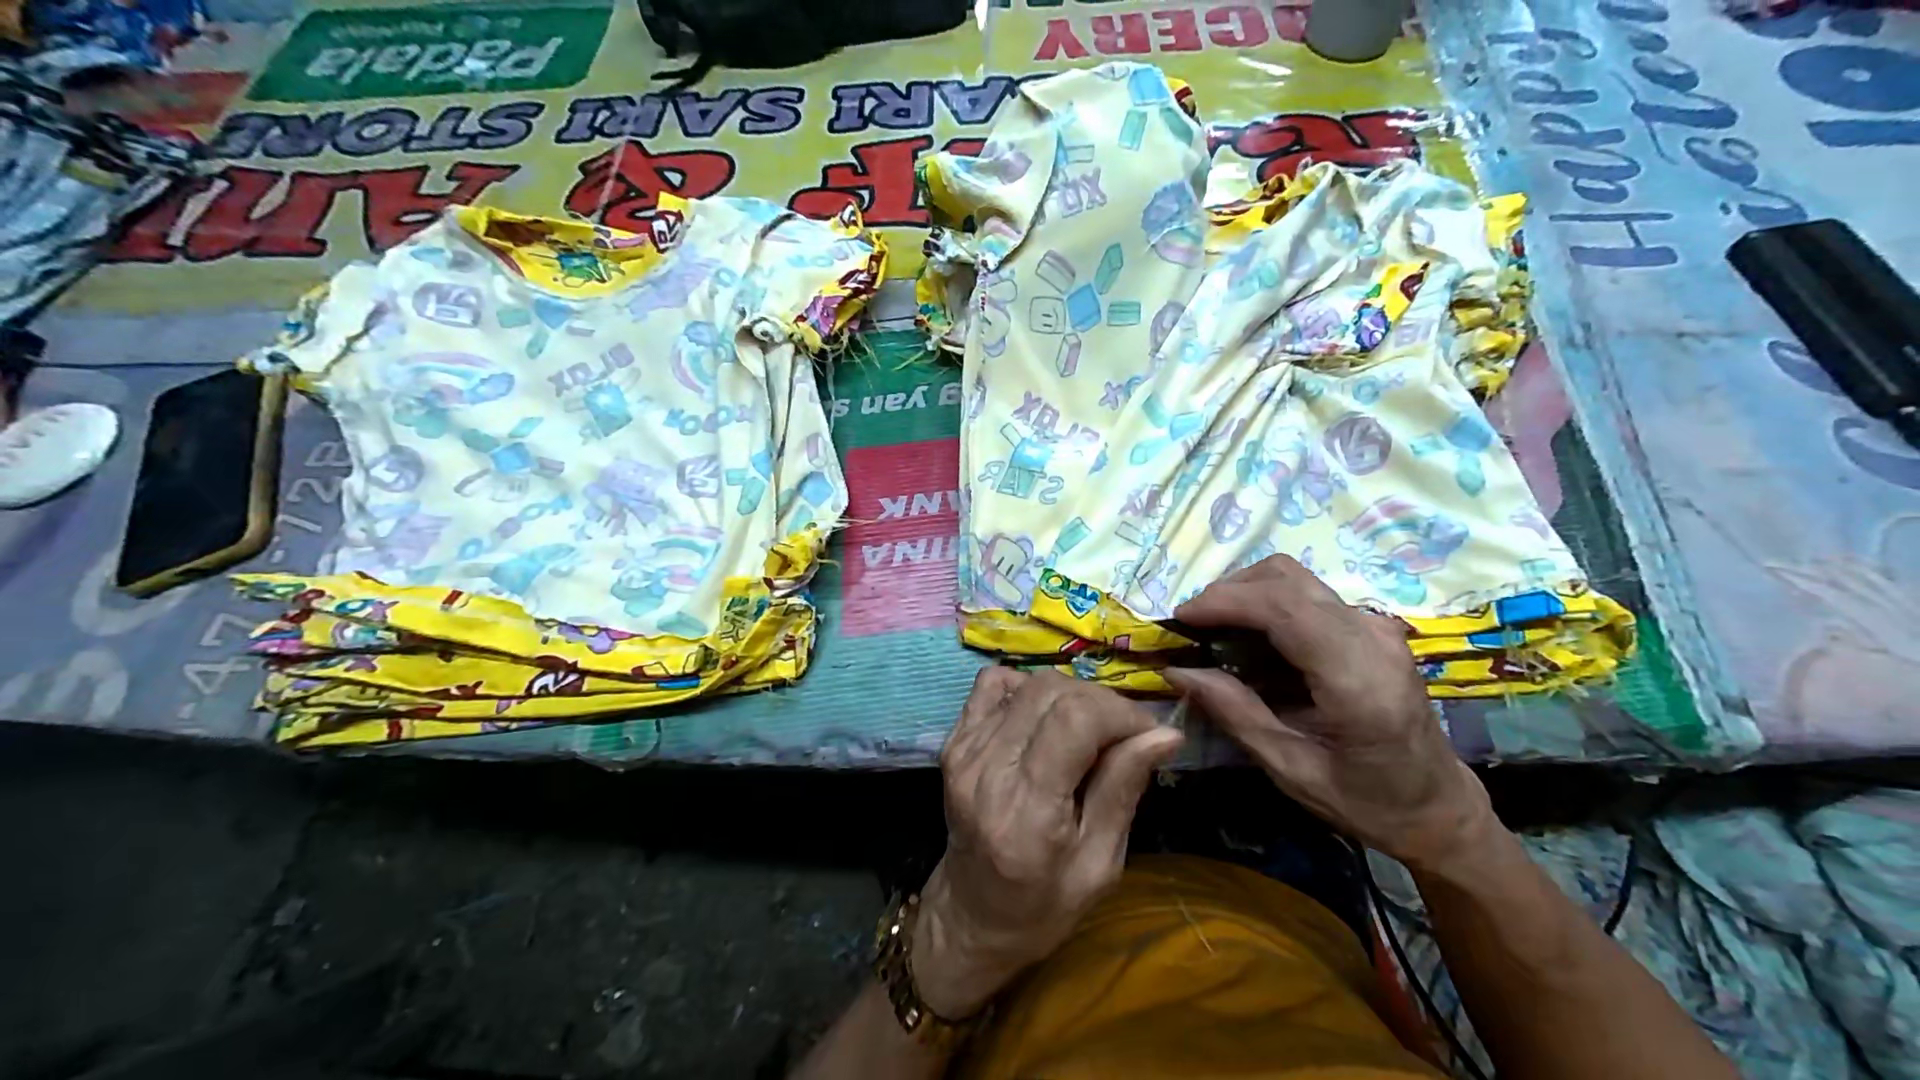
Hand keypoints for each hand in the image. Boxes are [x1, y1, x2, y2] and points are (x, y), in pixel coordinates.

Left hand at [912, 668, 1183, 1018]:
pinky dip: (1028, 689)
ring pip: (1028, 683)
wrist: (972, 913)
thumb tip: (1166, 734)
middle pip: (1052, 692)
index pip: (1075, 719)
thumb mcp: (1100, 864)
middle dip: (1102, 703)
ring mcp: (964, 749)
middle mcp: (987, 768)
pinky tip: (1045, 720)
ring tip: (1089, 731)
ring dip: (1071, 696)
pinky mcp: (954, 739)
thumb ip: (1123, 789)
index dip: (1122, 714)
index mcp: (1027, 809)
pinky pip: (994, 683)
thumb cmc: (1044, 903)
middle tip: (1124, 735)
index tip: (1148, 735)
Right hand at [1164, 555, 1492, 872]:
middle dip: (1227, 592)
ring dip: (1244, 593)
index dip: (1224, 601)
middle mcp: (1372, 637)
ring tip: (1213, 629)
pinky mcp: (1369, 626)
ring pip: (1293, 577)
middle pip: (1285, 577)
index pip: (1283, 607)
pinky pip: (1306, 593)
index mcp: (1358, 679)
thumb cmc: (1367, 802)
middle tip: (1191, 627)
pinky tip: (1246, 637)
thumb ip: (1234, 712)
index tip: (1179, 621)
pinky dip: (1265, 603)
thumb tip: (1176, 670)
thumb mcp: (1290, 768)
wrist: (1439, 808)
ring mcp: (1375, 626)